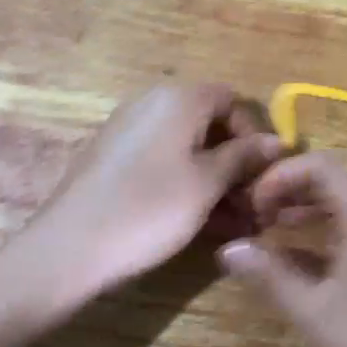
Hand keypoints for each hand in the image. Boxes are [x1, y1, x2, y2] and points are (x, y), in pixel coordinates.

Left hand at [30, 83, 280, 298]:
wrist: (69, 247)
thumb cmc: (149, 209)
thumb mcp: (206, 184)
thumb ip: (243, 158)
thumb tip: (276, 141)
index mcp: (179, 98)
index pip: (232, 100)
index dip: (254, 135)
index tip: (264, 176)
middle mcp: (152, 102)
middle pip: (209, 123)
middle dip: (235, 163)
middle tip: (253, 206)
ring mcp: (128, 129)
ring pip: (186, 146)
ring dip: (213, 178)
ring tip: (232, 223)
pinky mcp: (112, 157)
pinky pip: (161, 160)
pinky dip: (184, 182)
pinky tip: (198, 221)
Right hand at [217, 153, 346, 346]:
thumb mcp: (315, 313)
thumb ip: (270, 275)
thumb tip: (228, 249)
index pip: (323, 165)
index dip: (282, 176)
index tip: (253, 205)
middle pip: (345, 182)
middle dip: (299, 193)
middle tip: (263, 218)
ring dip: (324, 214)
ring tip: (286, 235)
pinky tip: (328, 265)